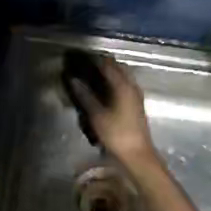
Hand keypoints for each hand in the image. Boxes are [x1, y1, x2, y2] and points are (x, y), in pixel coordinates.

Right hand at [67, 53, 156, 167]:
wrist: (137, 154)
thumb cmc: (116, 135)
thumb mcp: (97, 116)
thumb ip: (85, 96)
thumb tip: (73, 80)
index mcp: (123, 86)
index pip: (108, 65)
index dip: (94, 59)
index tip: (81, 56)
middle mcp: (132, 86)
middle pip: (118, 67)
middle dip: (104, 63)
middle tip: (87, 63)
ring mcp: (136, 95)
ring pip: (123, 75)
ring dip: (110, 71)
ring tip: (94, 73)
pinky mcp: (137, 104)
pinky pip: (125, 84)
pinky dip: (115, 81)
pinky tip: (105, 88)